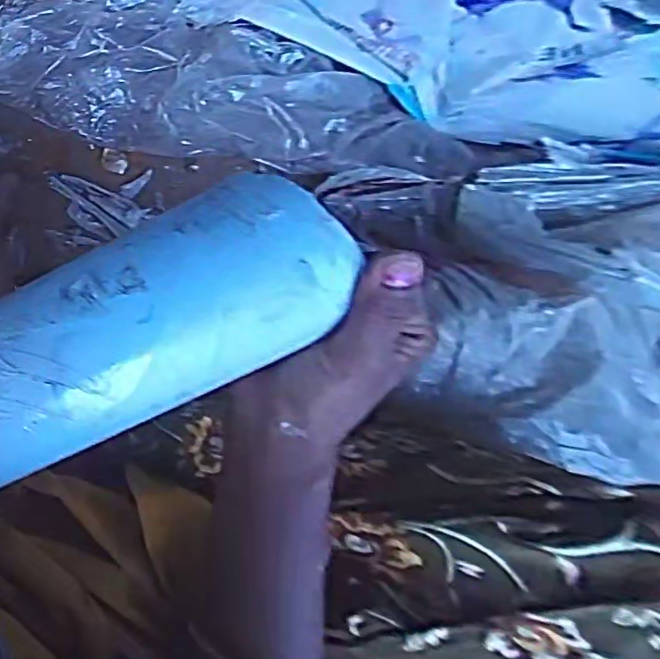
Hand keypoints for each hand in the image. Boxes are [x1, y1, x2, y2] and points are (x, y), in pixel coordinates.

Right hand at [219, 252, 432, 486]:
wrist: (264, 426)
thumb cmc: (318, 399)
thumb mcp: (358, 356)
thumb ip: (380, 313)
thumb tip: (404, 258)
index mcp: (401, 325)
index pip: (392, 270)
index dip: (365, 249)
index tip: (327, 236)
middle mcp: (368, 316)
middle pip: (351, 266)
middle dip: (326, 248)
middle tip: (289, 232)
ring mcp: (326, 317)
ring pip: (318, 273)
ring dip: (297, 258)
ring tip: (267, 239)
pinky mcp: (289, 318)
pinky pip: (287, 284)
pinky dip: (276, 272)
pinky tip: (255, 258)